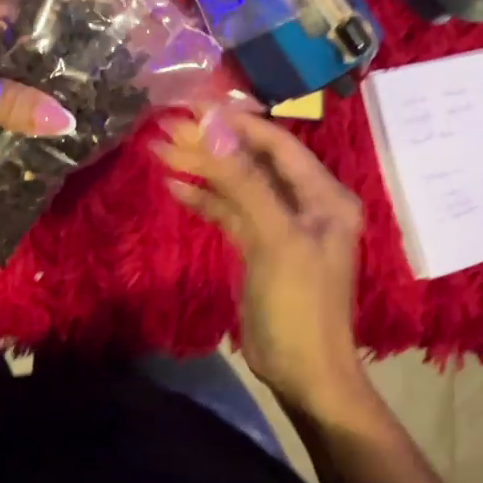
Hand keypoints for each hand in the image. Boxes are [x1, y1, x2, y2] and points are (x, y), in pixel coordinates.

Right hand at [154, 106, 370, 416]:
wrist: (303, 376)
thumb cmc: (299, 304)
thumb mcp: (274, 237)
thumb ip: (244, 180)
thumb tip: (210, 127)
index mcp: (324, 195)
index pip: (277, 143)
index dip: (235, 122)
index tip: (192, 106)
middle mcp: (305, 203)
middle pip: (253, 161)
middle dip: (211, 144)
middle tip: (165, 126)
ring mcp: (280, 225)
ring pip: (237, 185)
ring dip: (201, 168)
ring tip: (159, 149)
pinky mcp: (258, 247)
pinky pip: (229, 212)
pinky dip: (203, 198)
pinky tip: (173, 185)